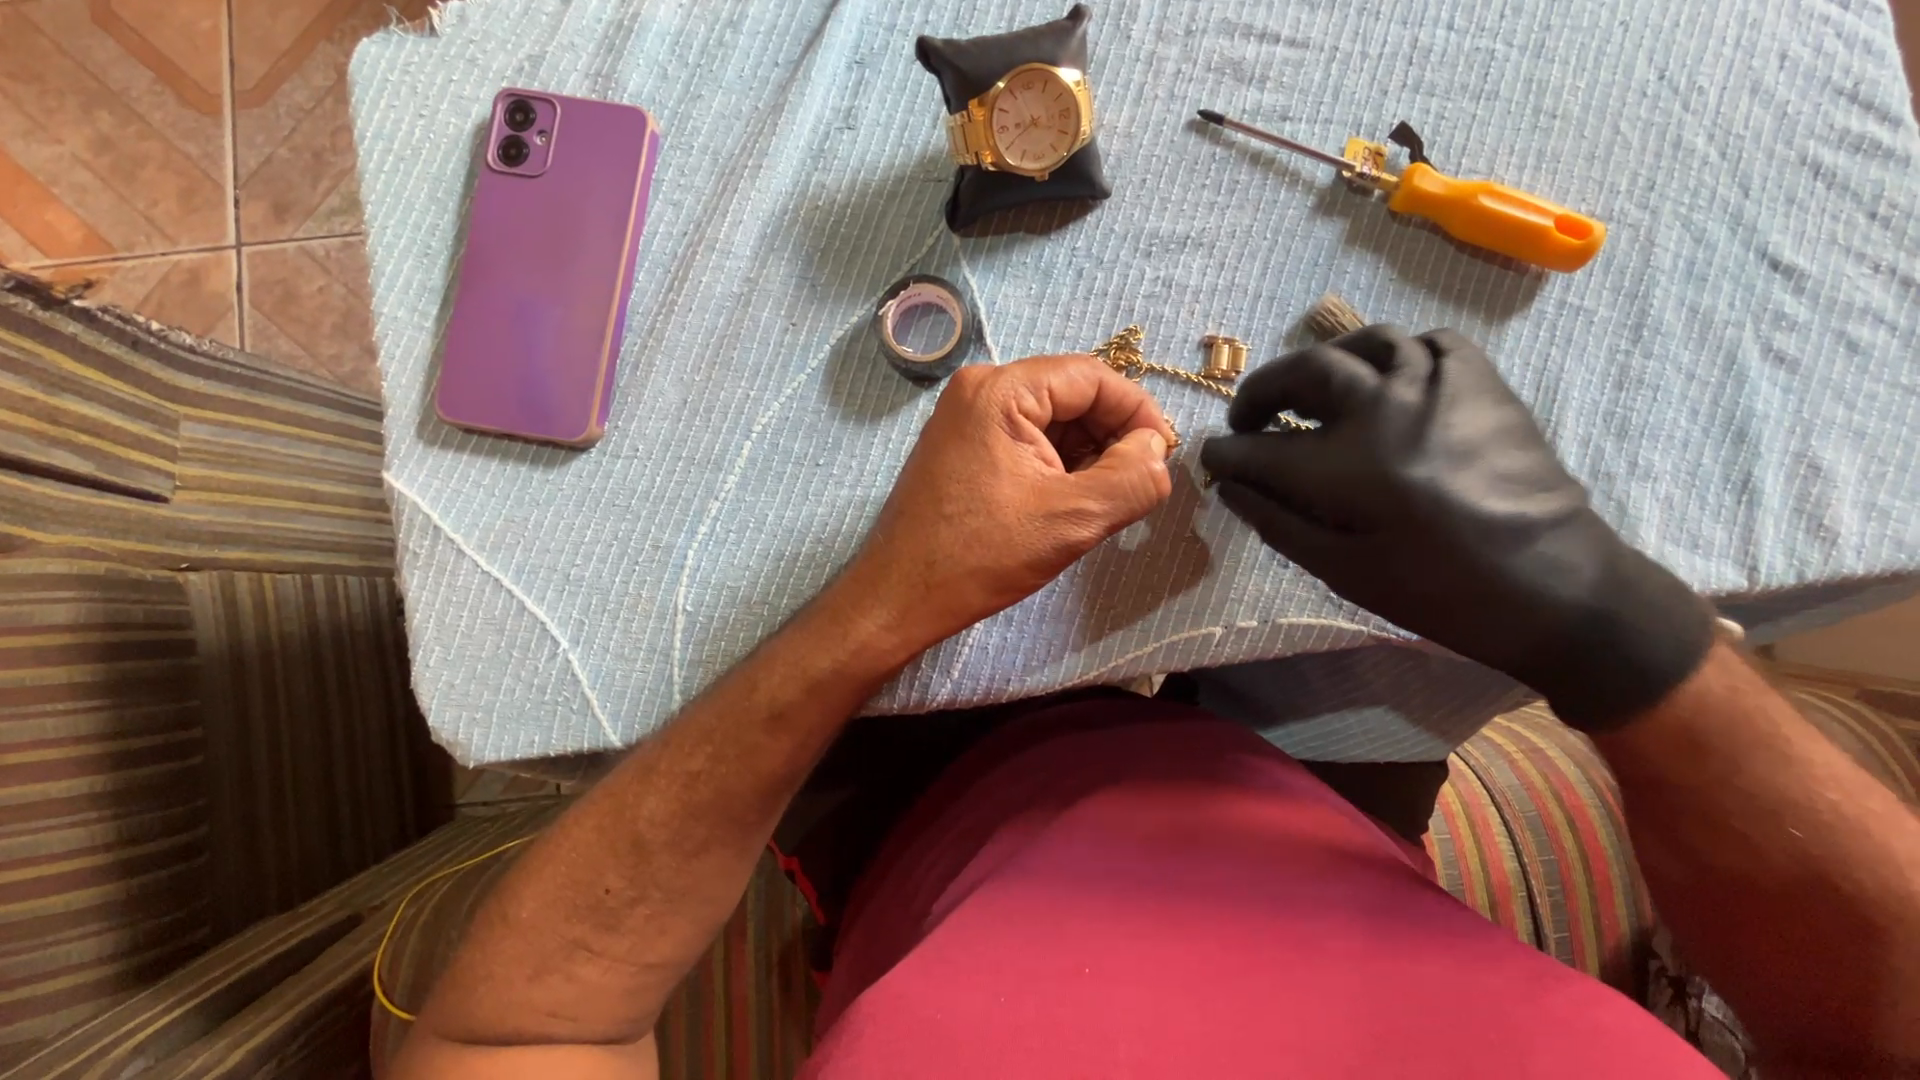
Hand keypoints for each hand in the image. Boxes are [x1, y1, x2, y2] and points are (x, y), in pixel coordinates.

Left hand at [841, 355, 1174, 651]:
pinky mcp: (963, 450)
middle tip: (1136, 486)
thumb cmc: (979, 556)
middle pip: (1071, 395)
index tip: (1163, 457)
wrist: (898, 598)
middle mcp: (979, 391)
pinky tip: (1068, 504)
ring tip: (1102, 502)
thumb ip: (1132, 479)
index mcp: (1000, 390)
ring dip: (1087, 456)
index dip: (1137, 412)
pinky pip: (1026, 442)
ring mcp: (966, 420)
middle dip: (1111, 437)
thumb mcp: (1071, 519)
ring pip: (1051, 422)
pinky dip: (1058, 467)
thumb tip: (1157, 451)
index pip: (1092, 376)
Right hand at [1200, 326, 1713, 729]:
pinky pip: (1425, 342)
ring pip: (1364, 342)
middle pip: (1303, 371)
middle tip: (1247, 419)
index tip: (1211, 458)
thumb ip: (1277, 522)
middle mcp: (1382, 408)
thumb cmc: (1438, 591)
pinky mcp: (1480, 381)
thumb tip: (1229, 487)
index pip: (1258, 448)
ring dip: (1322, 362)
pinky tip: (1382, 382)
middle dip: (1260, 392)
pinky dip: (1390, 353)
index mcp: (1343, 466)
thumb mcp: (1342, 571)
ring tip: (1310, 391)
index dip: (1224, 453)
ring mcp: (1436, 384)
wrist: (1553, 586)